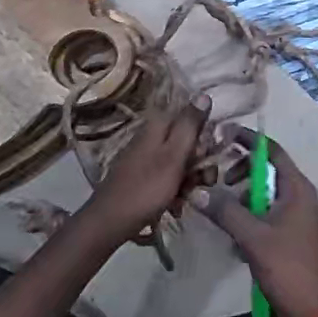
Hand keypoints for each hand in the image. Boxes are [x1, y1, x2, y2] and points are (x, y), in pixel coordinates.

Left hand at [86, 96, 208, 242]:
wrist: (109, 222)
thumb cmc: (146, 188)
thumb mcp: (174, 155)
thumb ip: (190, 125)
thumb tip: (204, 94)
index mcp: (159, 125)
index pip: (193, 119)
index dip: (206, 138)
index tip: (208, 158)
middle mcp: (152, 136)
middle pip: (188, 142)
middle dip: (200, 163)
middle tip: (202, 182)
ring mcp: (146, 156)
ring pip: (181, 161)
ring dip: (190, 180)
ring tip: (187, 198)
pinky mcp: (143, 175)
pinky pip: (168, 176)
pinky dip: (175, 189)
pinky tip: (176, 205)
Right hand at [189, 131, 317, 316]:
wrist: (312, 311)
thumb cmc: (287, 266)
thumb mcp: (253, 236)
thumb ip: (225, 211)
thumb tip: (197, 191)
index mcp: (296, 187)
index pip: (272, 150)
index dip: (248, 140)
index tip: (222, 134)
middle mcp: (297, 196)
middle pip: (265, 170)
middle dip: (240, 173)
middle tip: (218, 181)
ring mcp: (292, 217)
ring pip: (261, 195)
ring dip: (240, 200)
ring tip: (221, 214)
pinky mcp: (286, 236)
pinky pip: (262, 217)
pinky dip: (246, 221)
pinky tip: (234, 242)